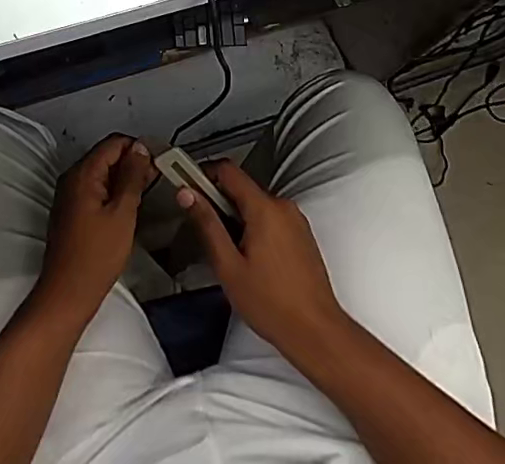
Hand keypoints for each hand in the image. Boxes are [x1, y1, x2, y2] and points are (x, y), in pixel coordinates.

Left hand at [33, 134, 154, 321]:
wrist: (69, 291)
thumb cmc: (96, 256)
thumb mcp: (123, 213)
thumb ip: (132, 177)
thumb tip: (140, 149)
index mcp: (82, 173)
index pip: (113, 143)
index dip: (138, 148)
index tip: (158, 161)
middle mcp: (71, 177)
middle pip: (105, 154)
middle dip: (132, 162)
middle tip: (154, 178)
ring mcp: (68, 193)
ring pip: (101, 171)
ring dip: (123, 177)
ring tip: (145, 193)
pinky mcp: (71, 208)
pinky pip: (94, 187)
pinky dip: (111, 190)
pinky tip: (127, 206)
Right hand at [179, 160, 351, 360]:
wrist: (316, 333)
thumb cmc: (275, 305)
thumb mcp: (227, 265)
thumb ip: (206, 223)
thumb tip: (189, 196)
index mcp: (265, 209)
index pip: (227, 171)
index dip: (202, 174)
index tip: (188, 185)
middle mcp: (283, 208)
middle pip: (240, 188)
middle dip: (218, 203)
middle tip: (204, 227)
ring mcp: (295, 221)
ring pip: (254, 205)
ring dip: (236, 218)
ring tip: (229, 252)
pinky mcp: (301, 235)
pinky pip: (270, 218)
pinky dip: (254, 228)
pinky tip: (249, 258)